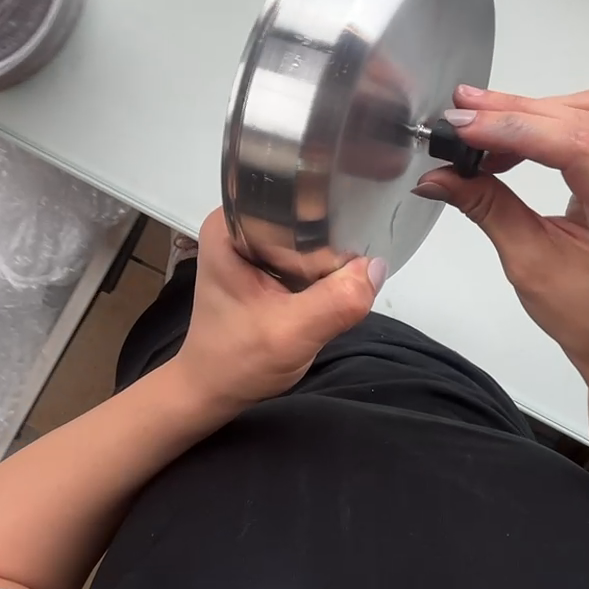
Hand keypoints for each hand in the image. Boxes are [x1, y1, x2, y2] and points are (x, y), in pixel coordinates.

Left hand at [172, 208, 382, 406]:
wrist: (212, 392)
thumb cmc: (237, 361)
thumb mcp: (291, 333)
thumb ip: (335, 302)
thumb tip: (376, 267)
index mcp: (228, 224)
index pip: (289, 197)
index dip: (327, 213)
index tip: (360, 228)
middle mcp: (236, 225)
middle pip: (301, 213)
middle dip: (333, 234)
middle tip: (366, 250)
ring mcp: (250, 245)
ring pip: (307, 234)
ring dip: (331, 253)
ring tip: (356, 266)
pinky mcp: (264, 265)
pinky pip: (305, 254)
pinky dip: (323, 268)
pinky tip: (340, 279)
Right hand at [413, 87, 588, 384]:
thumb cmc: (582, 316)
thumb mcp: (526, 262)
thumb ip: (486, 206)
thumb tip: (435, 175)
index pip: (579, 147)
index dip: (516, 128)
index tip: (464, 125)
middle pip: (587, 120)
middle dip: (517, 112)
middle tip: (461, 112)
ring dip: (530, 114)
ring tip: (478, 123)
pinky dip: (548, 127)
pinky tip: (511, 141)